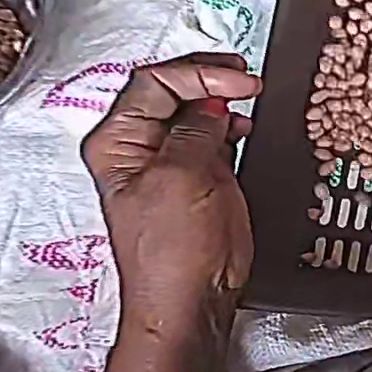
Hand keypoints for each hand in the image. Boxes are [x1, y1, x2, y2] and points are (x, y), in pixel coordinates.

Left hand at [81, 53, 262, 326]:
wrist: (192, 295)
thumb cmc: (175, 248)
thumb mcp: (183, 178)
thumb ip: (197, 133)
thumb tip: (213, 105)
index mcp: (119, 141)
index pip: (155, 85)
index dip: (200, 76)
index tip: (242, 81)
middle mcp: (142, 147)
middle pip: (171, 93)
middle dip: (209, 79)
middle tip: (246, 76)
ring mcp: (173, 164)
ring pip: (195, 114)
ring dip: (223, 100)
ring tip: (252, 96)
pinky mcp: (203, 180)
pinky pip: (215, 139)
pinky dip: (234, 126)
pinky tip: (248, 126)